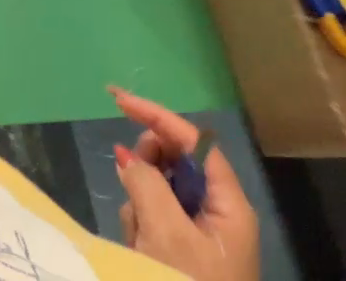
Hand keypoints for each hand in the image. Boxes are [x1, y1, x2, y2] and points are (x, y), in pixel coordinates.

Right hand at [110, 87, 259, 280]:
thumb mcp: (165, 233)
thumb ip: (146, 183)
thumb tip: (130, 156)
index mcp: (227, 203)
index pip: (193, 140)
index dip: (157, 114)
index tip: (117, 99)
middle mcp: (216, 209)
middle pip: (174, 159)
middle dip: (146, 163)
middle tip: (129, 176)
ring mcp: (198, 229)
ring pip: (157, 186)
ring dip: (139, 200)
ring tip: (140, 236)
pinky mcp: (181, 246)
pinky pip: (152, 212)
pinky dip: (139, 220)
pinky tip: (140, 244)